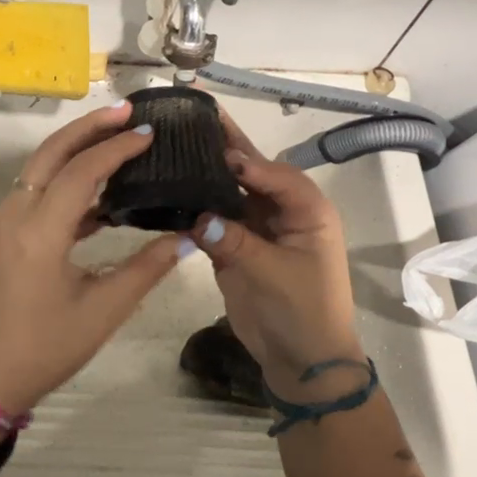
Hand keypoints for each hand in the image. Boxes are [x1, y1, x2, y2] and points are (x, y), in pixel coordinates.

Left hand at [0, 101, 187, 420]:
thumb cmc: (48, 346)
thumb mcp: (104, 310)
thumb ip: (146, 268)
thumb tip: (187, 237)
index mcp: (40, 233)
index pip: (80, 172)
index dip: (115, 150)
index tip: (149, 134)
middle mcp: (18, 214)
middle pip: (52, 153)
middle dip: (89, 127)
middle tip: (128, 111)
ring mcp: (10, 220)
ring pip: (43, 166)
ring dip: (78, 146)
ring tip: (119, 136)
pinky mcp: (12, 230)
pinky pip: (41, 189)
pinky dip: (70, 177)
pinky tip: (106, 187)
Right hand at [196, 111, 364, 400]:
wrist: (301, 361)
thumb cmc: (303, 313)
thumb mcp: (274, 276)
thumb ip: (236, 242)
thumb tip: (200, 218)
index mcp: (307, 211)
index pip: (275, 174)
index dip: (248, 163)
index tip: (218, 153)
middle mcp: (281, 211)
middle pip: (250, 171)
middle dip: (225, 145)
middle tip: (194, 115)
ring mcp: (256, 227)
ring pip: (228, 189)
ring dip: (205, 171)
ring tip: (173, 143)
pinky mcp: (234, 246)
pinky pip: (212, 216)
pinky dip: (194, 204)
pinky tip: (169, 187)